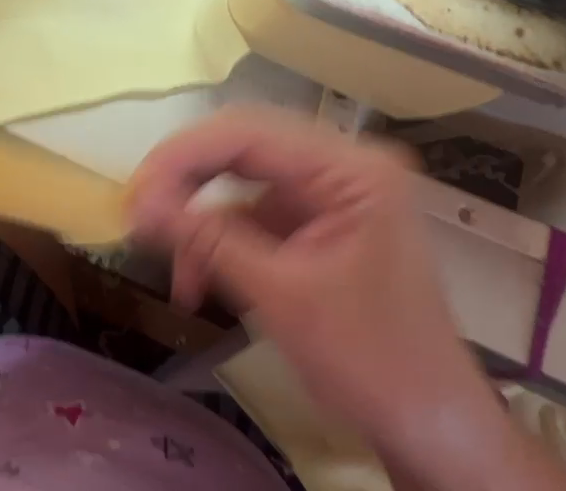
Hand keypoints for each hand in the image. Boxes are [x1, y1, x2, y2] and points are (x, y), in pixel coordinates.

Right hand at [127, 108, 565, 490]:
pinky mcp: (313, 221)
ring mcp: (327, 194)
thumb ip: (204, 238)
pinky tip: (196, 281)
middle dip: (183, 185)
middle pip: (236, 148)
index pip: (245, 135)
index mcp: (352, 171)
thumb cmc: (372, 362)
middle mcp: (341, 167)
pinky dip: (215, 243)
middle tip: (139, 215)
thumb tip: (135, 203)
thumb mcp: (278, 296)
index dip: (180, 158)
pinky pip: (244, 213)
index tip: (133, 194)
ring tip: (173, 268)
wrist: (433, 429)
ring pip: (233, 180)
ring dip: (196, 223)